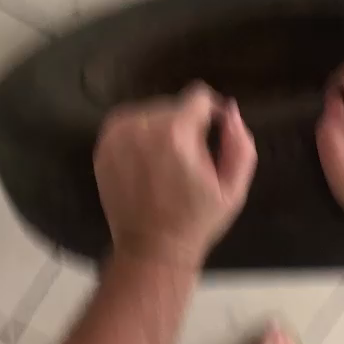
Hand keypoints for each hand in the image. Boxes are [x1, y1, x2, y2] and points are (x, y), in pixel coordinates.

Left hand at [95, 83, 256, 265]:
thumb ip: (240, 144)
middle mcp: (143, 126)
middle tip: (190, 158)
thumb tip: (230, 110)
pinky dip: (140, 136)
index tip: (215, 130)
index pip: (198, 96)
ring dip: (163, 128)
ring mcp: (118, 135)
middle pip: (174, 105)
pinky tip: (148, 161)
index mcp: (176, 132)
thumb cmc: (197, 220)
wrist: (151, 248)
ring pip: (151, 113)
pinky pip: (129, 125)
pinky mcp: (103, 146)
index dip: (212, 111)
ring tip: (169, 161)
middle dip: (186, 124)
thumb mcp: (233, 188)